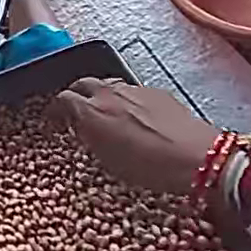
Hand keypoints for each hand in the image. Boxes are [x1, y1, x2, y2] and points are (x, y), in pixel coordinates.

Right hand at [52, 78, 218, 195]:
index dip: (55, 109)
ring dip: (99, 93)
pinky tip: (131, 113)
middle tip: (75, 109)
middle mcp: (109, 94)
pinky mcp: (155, 91)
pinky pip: (130, 89)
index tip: (54, 118)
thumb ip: (90, 139)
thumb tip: (81, 128)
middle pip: (82, 83)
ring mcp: (133, 89)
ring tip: (103, 110)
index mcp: (91, 112)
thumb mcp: (108, 161)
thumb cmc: (151, 167)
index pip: (62, 99)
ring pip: (107, 83)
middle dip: (76, 94)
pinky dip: (123, 97)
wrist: (196, 157)